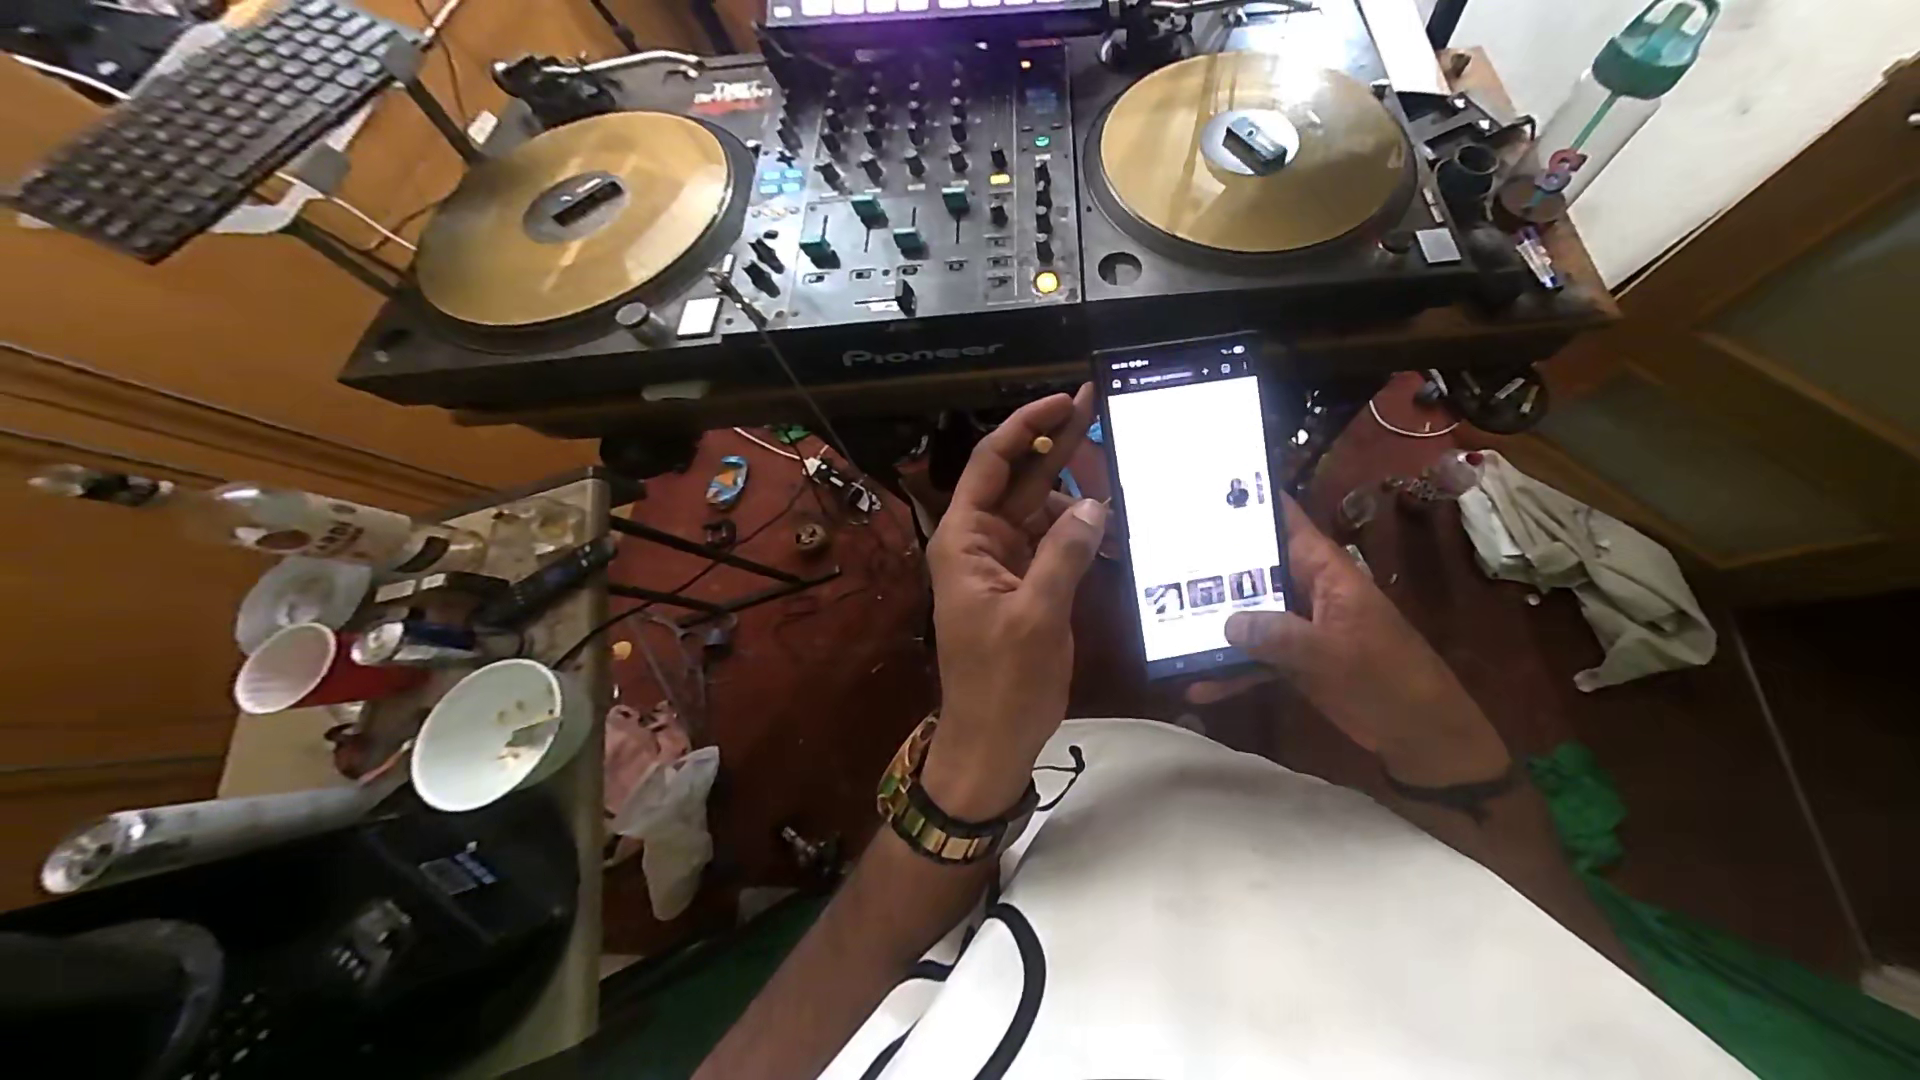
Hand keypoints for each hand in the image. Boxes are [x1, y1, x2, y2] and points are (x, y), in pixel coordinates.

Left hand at [920, 386, 1108, 819]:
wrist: (992, 739)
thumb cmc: (1003, 682)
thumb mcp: (1036, 615)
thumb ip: (1065, 554)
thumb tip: (1094, 504)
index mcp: (964, 540)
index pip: (990, 465)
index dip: (1025, 428)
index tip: (1062, 401)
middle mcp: (978, 542)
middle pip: (1017, 479)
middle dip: (1054, 445)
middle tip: (1095, 405)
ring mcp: (1002, 563)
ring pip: (1038, 510)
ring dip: (1072, 492)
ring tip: (1117, 471)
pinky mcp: (1023, 584)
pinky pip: (1050, 542)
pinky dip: (1076, 529)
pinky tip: (1107, 518)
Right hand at [1188, 496, 1509, 786]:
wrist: (1420, 735)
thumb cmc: (1388, 680)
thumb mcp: (1333, 654)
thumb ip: (1278, 635)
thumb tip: (1224, 623)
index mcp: (1324, 571)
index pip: (1285, 522)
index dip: (1250, 503)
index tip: (1203, 490)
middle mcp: (1304, 590)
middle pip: (1252, 568)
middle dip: (1211, 564)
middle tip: (1161, 555)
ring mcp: (1295, 625)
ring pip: (1245, 613)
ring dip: (1211, 621)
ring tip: (1166, 625)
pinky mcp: (1290, 658)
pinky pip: (1250, 655)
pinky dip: (1228, 669)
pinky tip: (1197, 686)